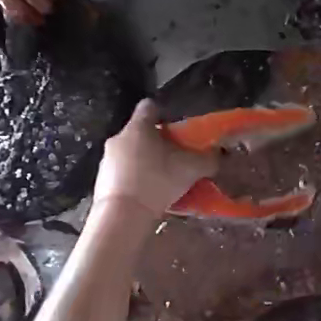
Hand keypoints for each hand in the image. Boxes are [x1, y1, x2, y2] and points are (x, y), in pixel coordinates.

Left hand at [96, 100, 217, 221]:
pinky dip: (133, 181)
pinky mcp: (101, 181)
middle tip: (174, 158)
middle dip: (156, 143)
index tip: (174, 128)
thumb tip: (219, 154)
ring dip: (144, 163)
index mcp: (138, 127)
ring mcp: (107, 160)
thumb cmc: (157, 181)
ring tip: (161, 181)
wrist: (122, 214)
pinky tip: (146, 196)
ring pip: (129, 154)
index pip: (149, 107)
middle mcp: (118, 138)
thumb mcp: (191, 169)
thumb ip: (208, 158)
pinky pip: (121, 174)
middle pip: (139, 133)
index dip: (163, 113)